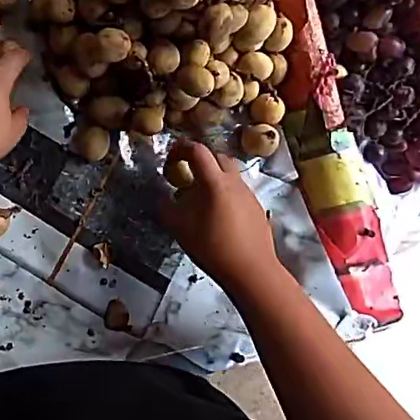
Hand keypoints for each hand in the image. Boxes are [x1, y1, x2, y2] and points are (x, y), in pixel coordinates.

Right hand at [161, 140, 278, 291]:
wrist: (252, 271)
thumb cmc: (212, 247)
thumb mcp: (179, 227)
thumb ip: (166, 207)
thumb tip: (162, 196)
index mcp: (214, 181)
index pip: (198, 151)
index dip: (181, 148)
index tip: (171, 156)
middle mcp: (234, 182)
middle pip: (217, 157)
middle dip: (200, 160)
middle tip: (185, 173)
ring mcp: (249, 194)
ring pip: (230, 174)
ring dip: (214, 177)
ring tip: (201, 197)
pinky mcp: (257, 208)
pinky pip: (238, 191)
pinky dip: (226, 193)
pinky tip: (218, 215)